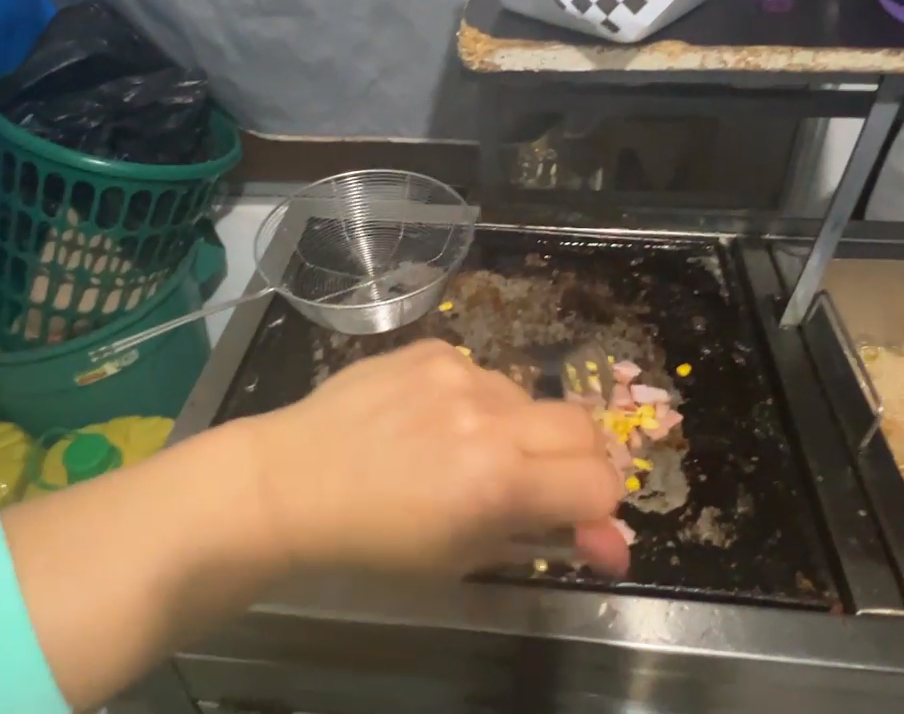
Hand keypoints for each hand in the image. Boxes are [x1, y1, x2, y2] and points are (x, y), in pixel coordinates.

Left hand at [242, 339, 629, 575]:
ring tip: (462, 448)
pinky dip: (473, 400)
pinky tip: (428, 418)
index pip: (600, 480)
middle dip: (575, 460)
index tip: (573, 515)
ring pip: (528, 398)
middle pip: (583, 425)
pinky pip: (481, 372)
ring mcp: (459, 372)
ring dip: (518, 428)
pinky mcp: (433, 348)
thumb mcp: (461, 557)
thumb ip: (540, 538)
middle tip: (535, 480)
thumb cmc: (375, 539)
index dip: (596, 505)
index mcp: (497, 481)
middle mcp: (488, 416)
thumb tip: (611, 541)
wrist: (292, 480)